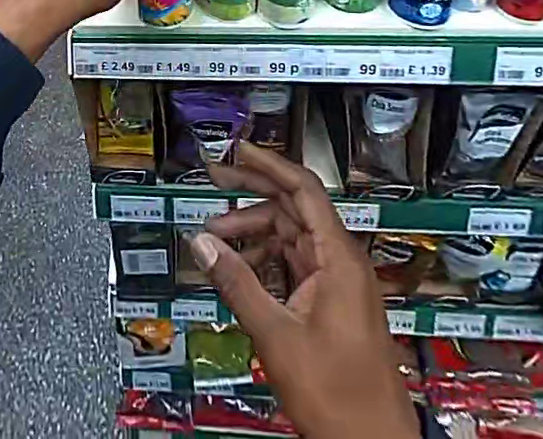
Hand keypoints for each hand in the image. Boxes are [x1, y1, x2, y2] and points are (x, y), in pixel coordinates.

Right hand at [191, 143, 418, 438]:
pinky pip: (293, 263)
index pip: (303, 189)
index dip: (270, 164)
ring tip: (215, 238)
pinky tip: (239, 267)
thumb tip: (201, 243)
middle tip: (215, 179)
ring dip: (253, 231)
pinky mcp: (330, 300)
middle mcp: (341, 259)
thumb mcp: (276, 335)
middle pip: (294, 207)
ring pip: (291, 236)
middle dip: (253, 191)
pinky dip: (265, 258)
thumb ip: (237, 284)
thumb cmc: (335, 392)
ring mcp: (337, 280)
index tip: (239, 150)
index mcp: (338, 256)